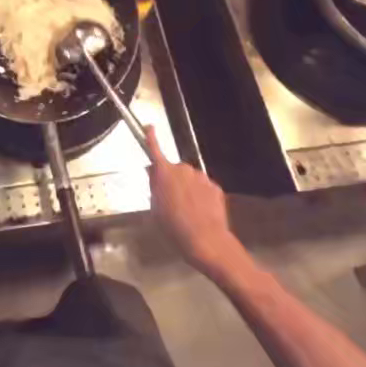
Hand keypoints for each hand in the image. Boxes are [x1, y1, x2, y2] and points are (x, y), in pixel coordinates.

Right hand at [144, 126, 255, 285]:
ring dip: (186, 188)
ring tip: (186, 211)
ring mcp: (202, 177)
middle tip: (168, 200)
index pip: (155, 150)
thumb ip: (155, 188)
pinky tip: (199, 212)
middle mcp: (184, 170)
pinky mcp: (215, 187)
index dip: (151, 137)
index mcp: (165, 173)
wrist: (205, 240)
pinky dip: (200, 196)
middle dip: (171, 179)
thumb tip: (155, 174)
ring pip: (190, 179)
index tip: (150, 126)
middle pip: (174, 169)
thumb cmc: (173, 226)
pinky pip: (203, 188)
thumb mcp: (155, 208)